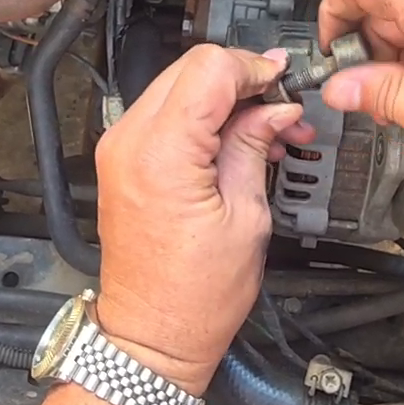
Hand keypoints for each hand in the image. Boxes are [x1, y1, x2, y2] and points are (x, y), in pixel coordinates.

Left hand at [92, 45, 313, 394]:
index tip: (283, 84)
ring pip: (180, 84)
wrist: (149, 336)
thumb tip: (276, 108)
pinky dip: (204, 116)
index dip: (254, 69)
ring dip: (227, 98)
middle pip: (192, 67)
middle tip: (283, 105)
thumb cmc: (192, 298)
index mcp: (162, 154)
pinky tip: (238, 139)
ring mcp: (120, 148)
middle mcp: (130, 142)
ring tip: (269, 131)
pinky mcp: (123, 158)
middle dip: (243, 79)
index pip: (209, 69)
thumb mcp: (246, 216)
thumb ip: (254, 146)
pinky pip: (167, 113)